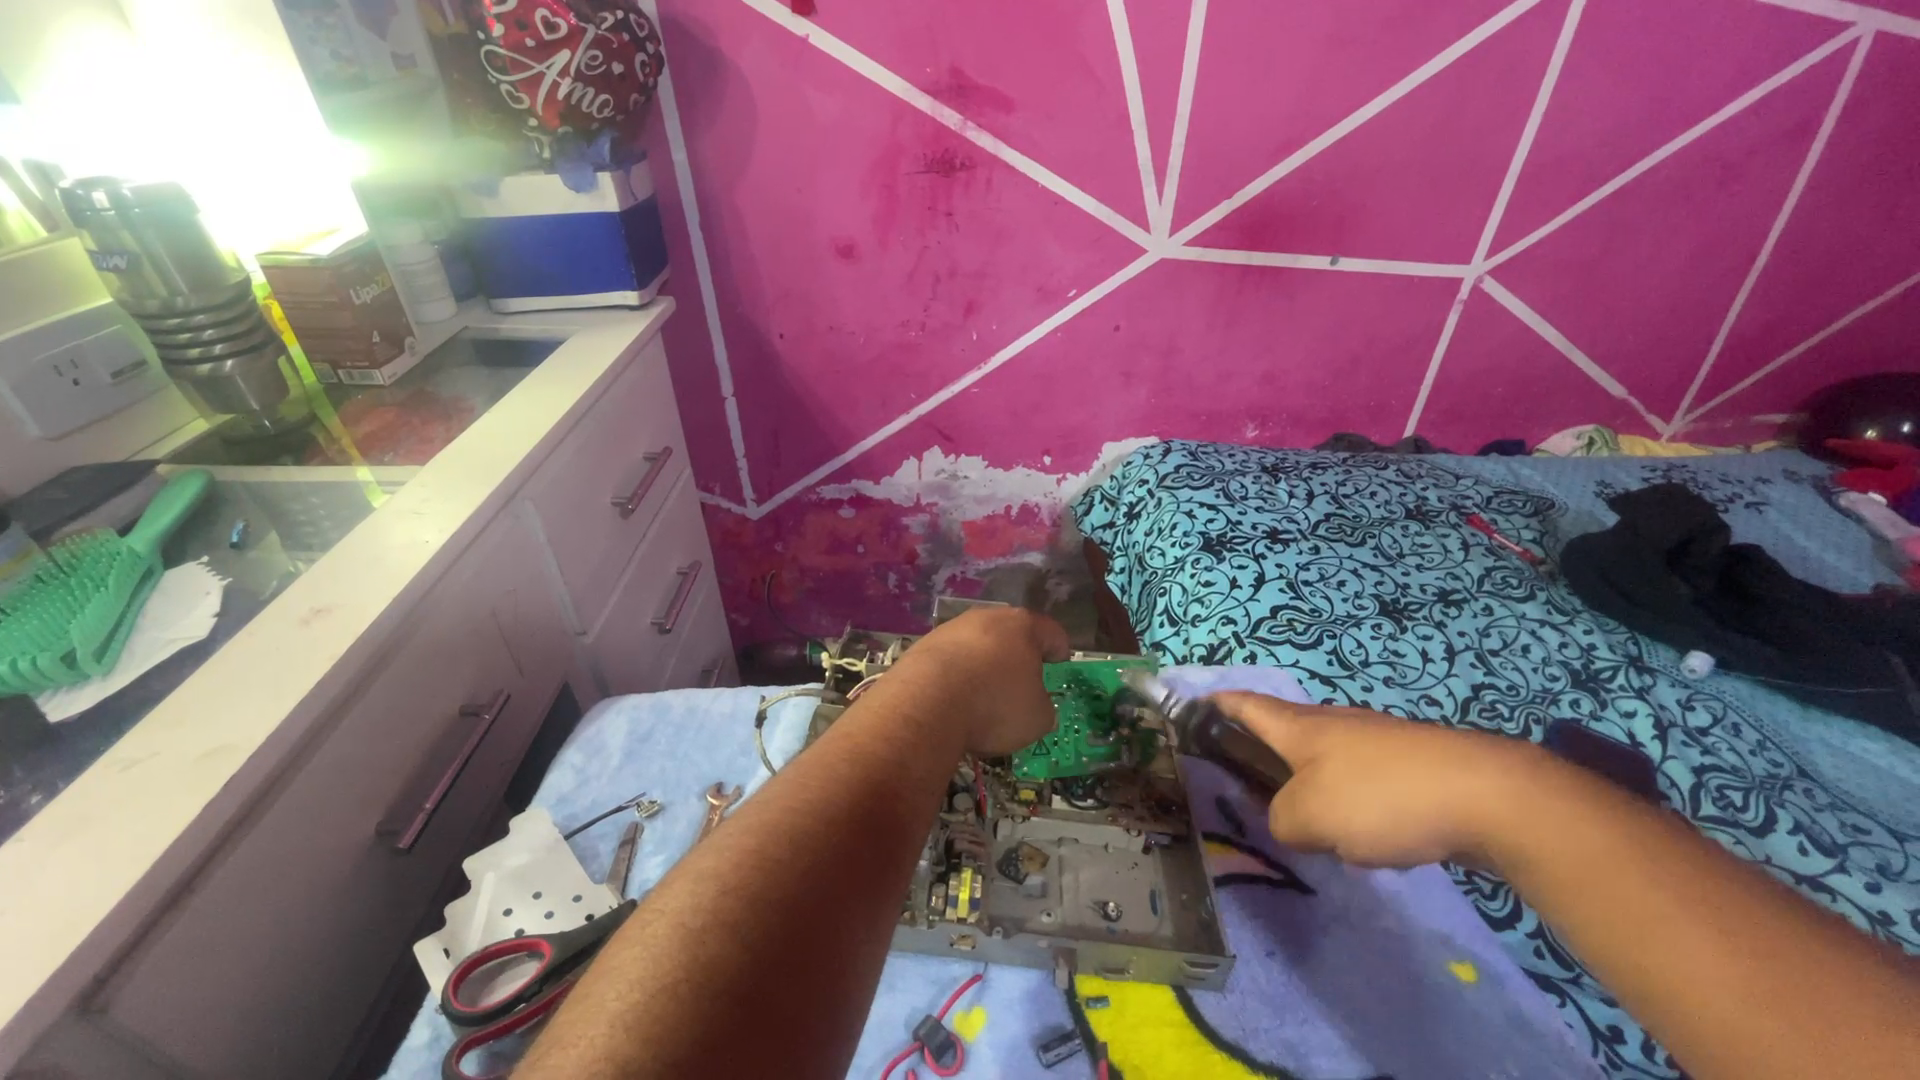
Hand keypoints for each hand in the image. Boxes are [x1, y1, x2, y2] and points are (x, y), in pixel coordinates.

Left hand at [879, 607, 1069, 755]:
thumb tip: (1033, 705)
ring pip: (976, 644)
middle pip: (1010, 633)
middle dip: (1017, 654)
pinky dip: (955, 675)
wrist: (926, 705)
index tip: (1059, 661)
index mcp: (1023, 626)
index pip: (1051, 632)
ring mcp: (950, 629)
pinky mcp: (922, 646)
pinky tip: (954, 699)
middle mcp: (986, 618)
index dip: (1058, 648)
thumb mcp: (1037, 717)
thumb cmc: (995, 705)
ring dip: (982, 663)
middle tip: (1022, 679)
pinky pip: (949, 660)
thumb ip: (1042, 706)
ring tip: (983, 694)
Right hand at [1212, 693, 1553, 868]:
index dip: (1216, 705)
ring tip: (1309, 828)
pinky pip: (1365, 785)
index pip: (1246, 704)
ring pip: (1328, 763)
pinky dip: (1353, 806)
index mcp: (1300, 727)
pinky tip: (1366, 840)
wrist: (1487, 796)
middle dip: (1263, 753)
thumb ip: (1280, 820)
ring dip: (1311, 787)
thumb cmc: (1380, 796)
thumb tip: (1290, 820)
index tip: (1192, 707)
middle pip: (1286, 731)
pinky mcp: (1414, 767)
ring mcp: (1378, 743)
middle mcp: (1335, 725)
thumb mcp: (1307, 817)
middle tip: (1245, 786)